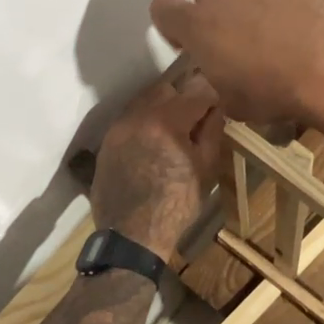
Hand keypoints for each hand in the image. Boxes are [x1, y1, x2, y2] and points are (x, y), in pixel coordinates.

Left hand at [90, 75, 224, 261]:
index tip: (217, 110)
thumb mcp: (205, 168)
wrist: (132, 234)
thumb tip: (215, 109)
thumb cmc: (176, 204)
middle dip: (183, 99)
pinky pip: (129, 120)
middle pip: (166, 89)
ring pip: (144, 102)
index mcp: (166, 121)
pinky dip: (144, 125)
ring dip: (161, 110)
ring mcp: (118, 128)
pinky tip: (153, 146)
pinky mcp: (106, 142)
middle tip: (194, 122)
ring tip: (172, 133)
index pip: (196, 92)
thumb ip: (211, 132)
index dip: (211, 100)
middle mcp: (138, 116)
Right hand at [149, 0, 323, 123]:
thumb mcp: (234, 103)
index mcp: (198, 25)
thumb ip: (216, 83)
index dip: (172, 23)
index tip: (187, 40)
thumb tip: (216, 76)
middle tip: (226, 24)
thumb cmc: (274, 93)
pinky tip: (299, 16)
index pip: (162, 8)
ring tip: (264, 17)